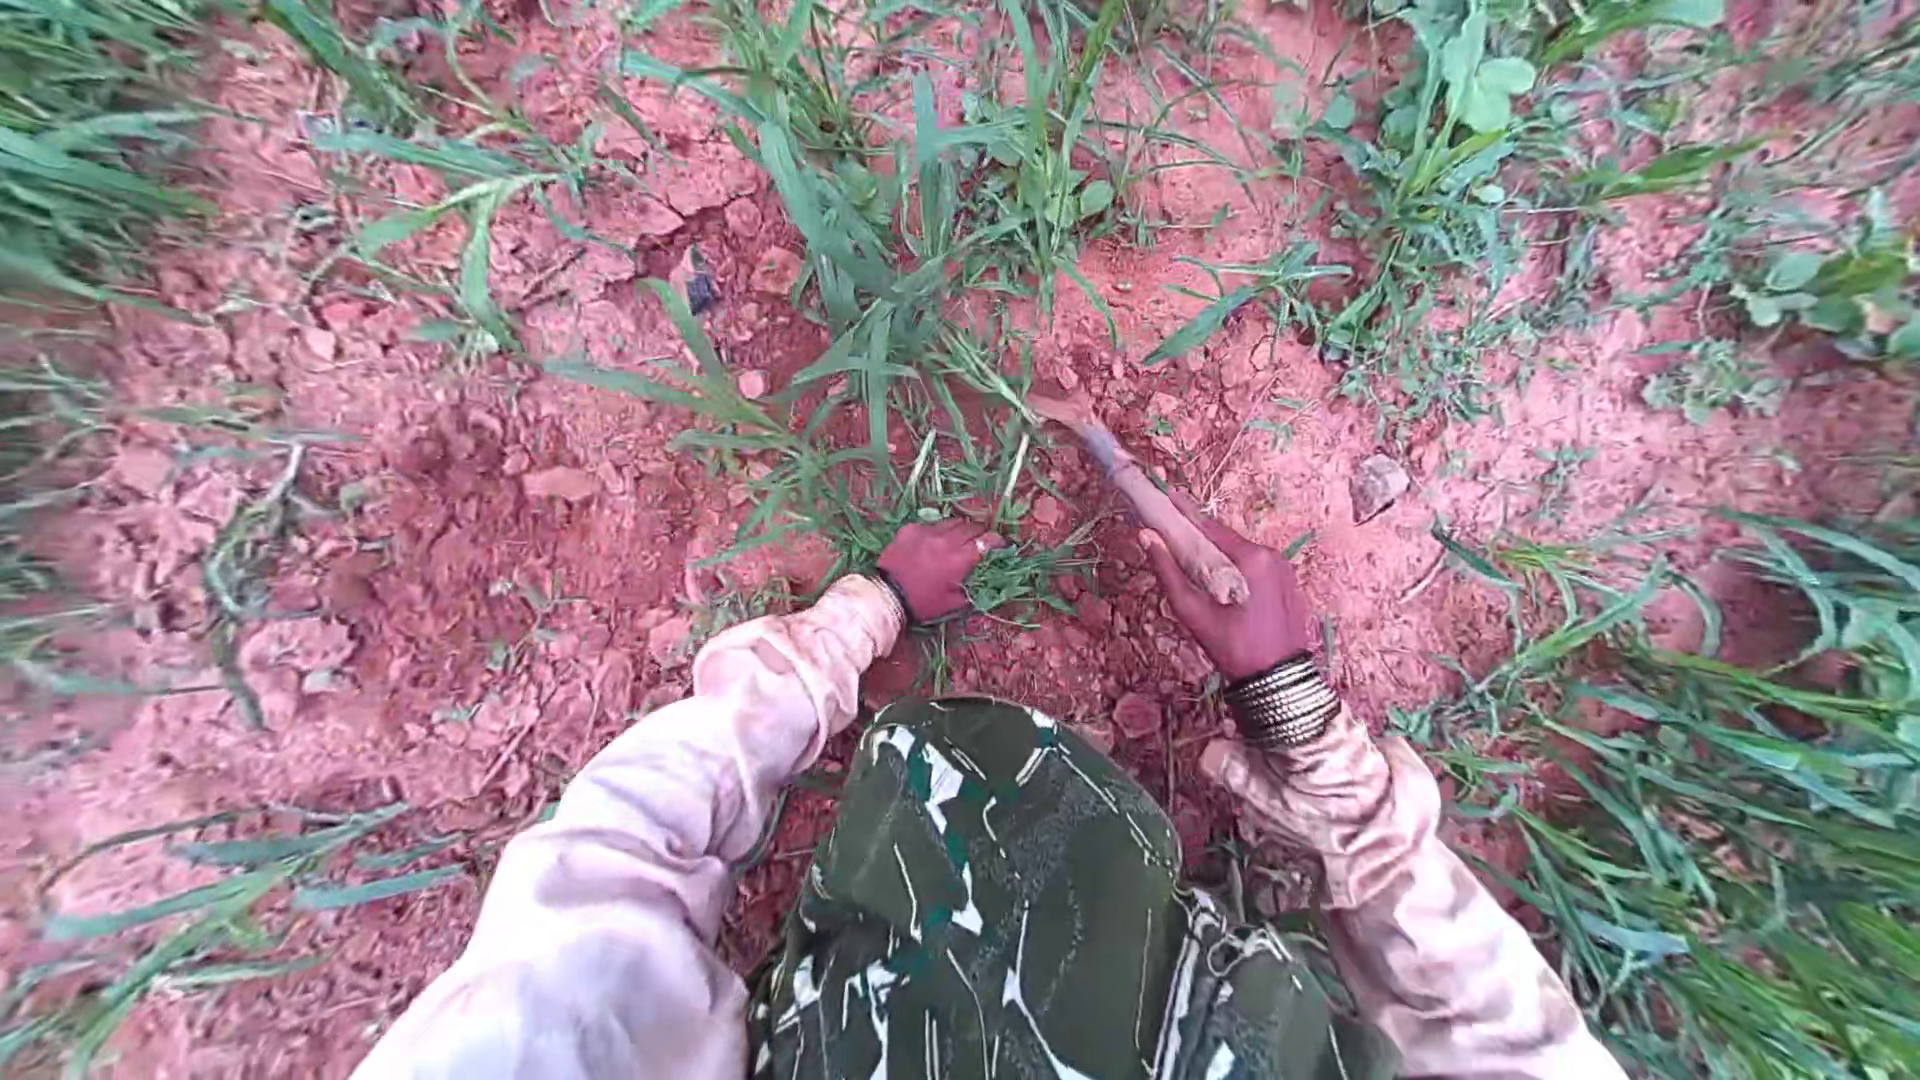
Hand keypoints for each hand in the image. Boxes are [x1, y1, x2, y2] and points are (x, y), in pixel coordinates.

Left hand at [877, 519, 1005, 622]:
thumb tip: (982, 583)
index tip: (1002, 544)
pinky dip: (937, 531)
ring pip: (952, 521)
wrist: (886, 595)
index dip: (997, 541)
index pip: (987, 541)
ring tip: (958, 537)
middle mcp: (946, 540)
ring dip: (960, 528)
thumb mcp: (952, 603)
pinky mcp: (910, 529)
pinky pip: (930, 524)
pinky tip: (933, 541)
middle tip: (980, 539)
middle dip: (980, 532)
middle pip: (971, 526)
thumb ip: (970, 590)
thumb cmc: (922, 603)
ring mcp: (927, 531)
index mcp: (959, 558)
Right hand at [1139, 492, 1311, 679]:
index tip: (1165, 495)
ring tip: (1189, 559)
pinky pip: (1253, 565)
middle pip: (1224, 538)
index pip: (1209, 526)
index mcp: (1251, 558)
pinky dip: (1232, 565)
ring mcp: (1283, 568)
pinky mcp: (1287, 582)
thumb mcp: (1192, 612)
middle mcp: (1271, 555)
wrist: (1279, 682)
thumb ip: (1167, 571)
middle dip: (1197, 535)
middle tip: (1170, 531)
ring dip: (1214, 552)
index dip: (1183, 512)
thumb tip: (1146, 536)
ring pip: (1238, 551)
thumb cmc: (1232, 648)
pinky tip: (1216, 578)